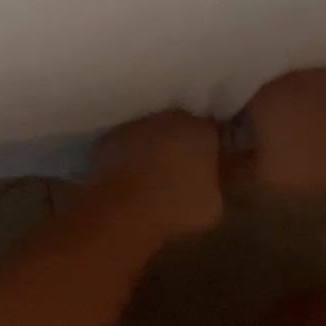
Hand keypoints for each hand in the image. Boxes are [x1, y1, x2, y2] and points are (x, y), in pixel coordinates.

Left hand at [91, 110, 223, 241]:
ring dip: (154, 146)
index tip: (208, 166)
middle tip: (181, 170)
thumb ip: (214, 182)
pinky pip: (127, 142)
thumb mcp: (213, 204)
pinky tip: (129, 177)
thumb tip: (208, 176)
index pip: (212, 131)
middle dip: (181, 143)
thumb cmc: (177, 206)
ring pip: (152, 131)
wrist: (125, 208)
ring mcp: (138, 123)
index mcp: (202, 129)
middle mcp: (171, 117)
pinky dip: (129, 154)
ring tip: (152, 175)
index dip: (210, 149)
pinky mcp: (112, 135)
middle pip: (181, 125)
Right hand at [245, 70, 325, 199]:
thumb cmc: (307, 167)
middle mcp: (285, 75)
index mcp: (260, 94)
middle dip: (265, 101)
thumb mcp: (261, 176)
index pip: (239, 95)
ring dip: (293, 97)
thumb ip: (233, 165)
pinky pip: (321, 86)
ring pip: (295, 83)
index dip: (239, 112)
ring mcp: (316, 74)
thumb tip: (218, 157)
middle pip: (267, 84)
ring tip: (296, 121)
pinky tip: (323, 116)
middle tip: (267, 125)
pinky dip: (319, 98)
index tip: (241, 127)